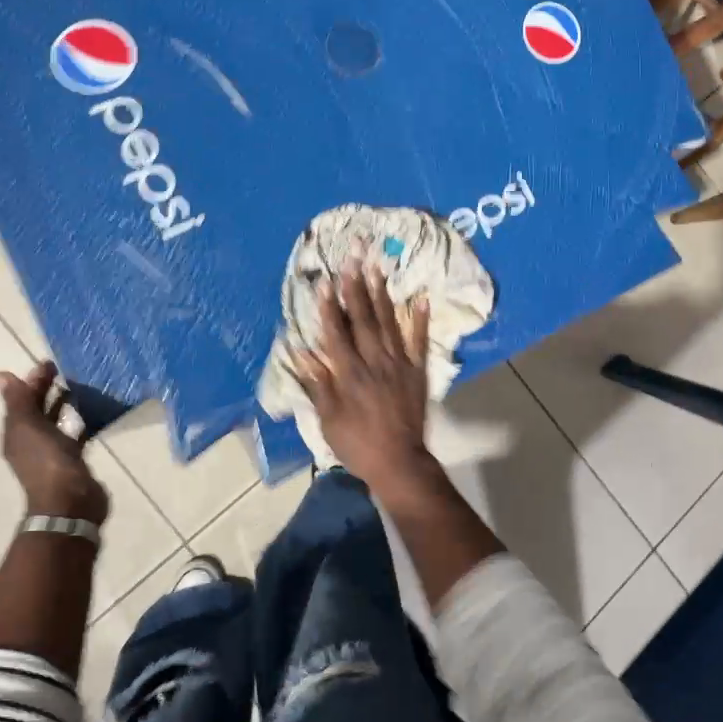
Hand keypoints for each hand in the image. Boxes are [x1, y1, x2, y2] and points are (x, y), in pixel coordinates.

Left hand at [0, 362, 108, 525]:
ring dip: (62, 404)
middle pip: (36, 409)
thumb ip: (18, 401)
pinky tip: (93, 412)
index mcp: (16, 434)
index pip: (20, 401)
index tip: (49, 362)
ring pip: (54, 421)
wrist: (69, 502)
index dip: (32, 381)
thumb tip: (0, 375)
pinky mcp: (73, 459)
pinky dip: (79, 421)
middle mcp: (30, 441)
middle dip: (46, 389)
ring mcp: (52, 451)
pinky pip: (74, 433)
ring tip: (80, 385)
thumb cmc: (47, 462)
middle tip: (65, 369)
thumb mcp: (28, 428)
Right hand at [290, 262, 437, 496]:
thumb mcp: (328, 419)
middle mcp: (374, 362)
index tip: (326, 282)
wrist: (399, 461)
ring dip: (382, 294)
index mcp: (349, 374)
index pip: (337, 333)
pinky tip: (421, 297)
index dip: (330, 307)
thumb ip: (317, 384)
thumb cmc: (357, 444)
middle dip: (356, 288)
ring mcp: (399, 364)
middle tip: (352, 259)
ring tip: (377, 268)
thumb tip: (301, 351)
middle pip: (363, 320)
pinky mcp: (417, 371)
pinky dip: (420, 318)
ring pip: (389, 323)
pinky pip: (419, 340)